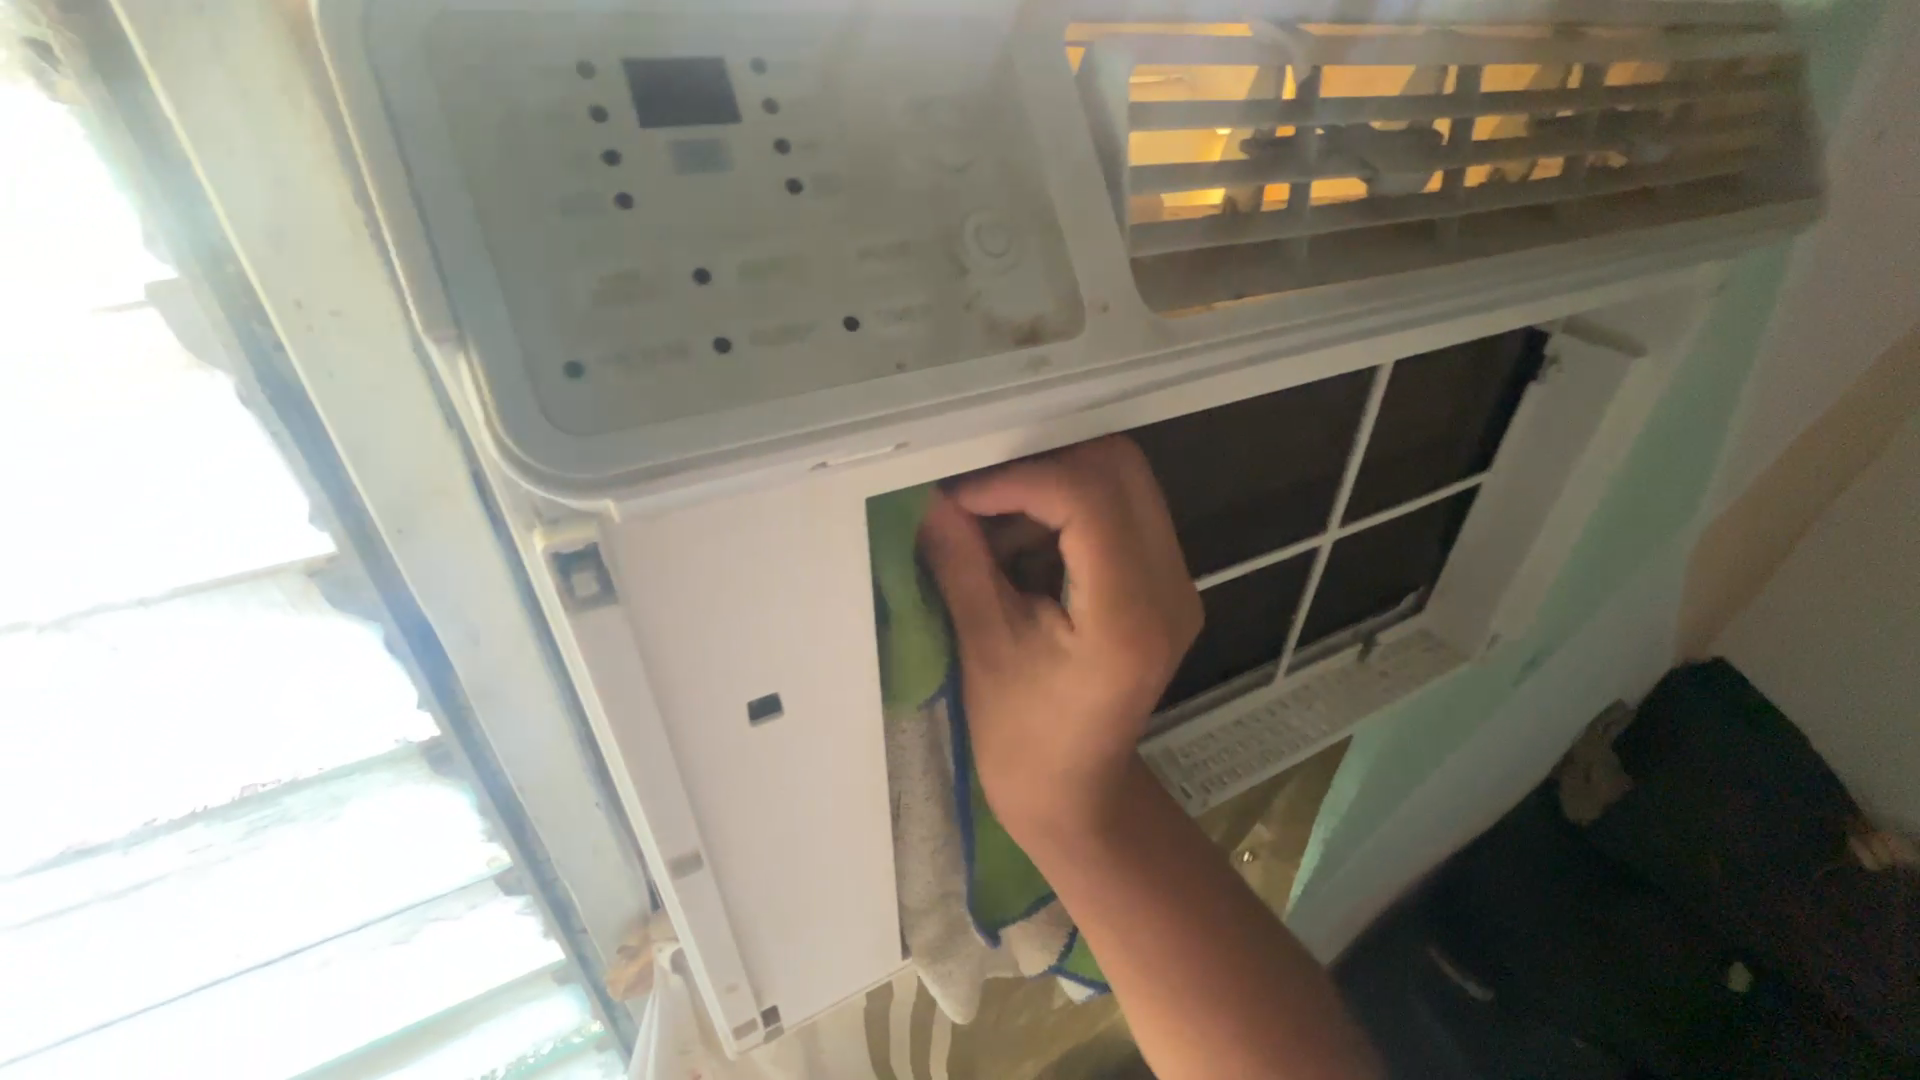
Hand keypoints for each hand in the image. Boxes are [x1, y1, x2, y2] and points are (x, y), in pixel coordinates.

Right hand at [917, 436, 1202, 844]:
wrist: (1077, 795)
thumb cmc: (1022, 741)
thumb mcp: (983, 649)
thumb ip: (960, 562)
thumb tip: (930, 496)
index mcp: (1128, 613)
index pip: (1087, 497)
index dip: (1018, 479)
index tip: (958, 496)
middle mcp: (1170, 586)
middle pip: (1118, 467)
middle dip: (1040, 467)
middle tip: (979, 498)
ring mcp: (1175, 582)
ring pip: (1121, 482)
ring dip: (1051, 488)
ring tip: (993, 534)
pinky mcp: (1164, 584)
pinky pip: (1120, 512)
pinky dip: (1066, 512)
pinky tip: (1021, 551)